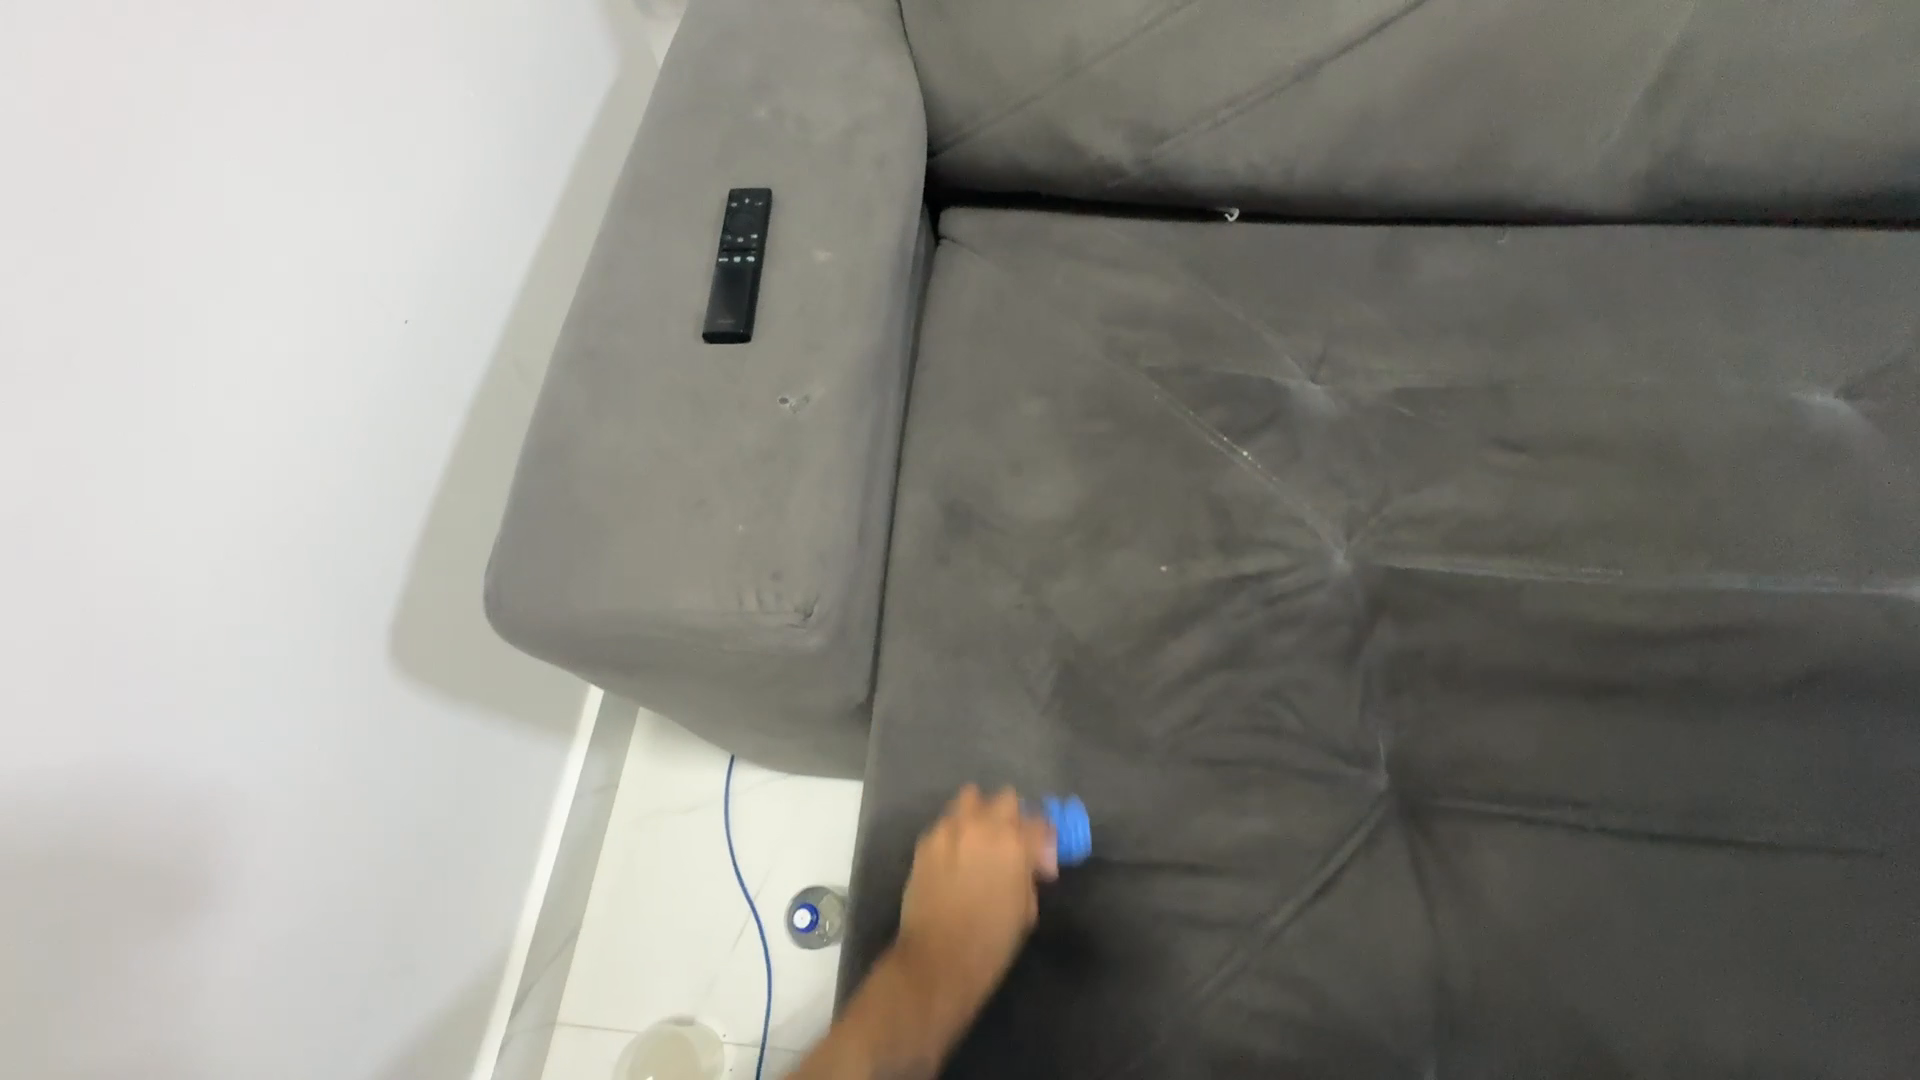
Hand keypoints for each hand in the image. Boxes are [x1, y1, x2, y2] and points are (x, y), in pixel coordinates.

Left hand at [894, 785, 1057, 1010]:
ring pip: (971, 798)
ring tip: (980, 840)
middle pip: (1006, 798)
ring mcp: (950, 829)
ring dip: (981, 814)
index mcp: (1015, 844)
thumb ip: (1028, 876)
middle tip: (1012, 843)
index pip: (1040, 822)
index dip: (1045, 840)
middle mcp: (983, 826)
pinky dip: (955, 832)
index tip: (1042, 861)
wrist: (936, 960)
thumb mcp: (1026, 911)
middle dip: (1013, 817)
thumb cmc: (990, 943)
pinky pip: (946, 822)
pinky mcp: (926, 841)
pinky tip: (955, 857)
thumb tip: (1027, 865)